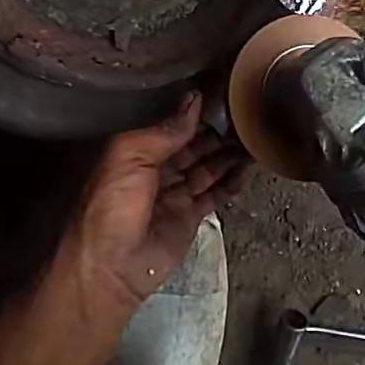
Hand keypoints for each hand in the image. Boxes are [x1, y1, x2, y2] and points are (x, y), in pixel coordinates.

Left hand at [0, 92, 248, 364]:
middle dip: (216, 132)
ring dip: (228, 154)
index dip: (194, 113)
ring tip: (254, 138)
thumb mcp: (131, 156)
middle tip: (245, 116)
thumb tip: (193, 100)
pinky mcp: (189, 217)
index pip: (171, 125)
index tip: (222, 97)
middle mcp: (155, 169)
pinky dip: (231, 183)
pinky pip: (214, 194)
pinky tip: (247, 169)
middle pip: (192, 145)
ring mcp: (173, 194)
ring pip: (207, 167)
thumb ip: (166, 130)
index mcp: (135, 150)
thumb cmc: (113, 205)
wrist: (111, 267)